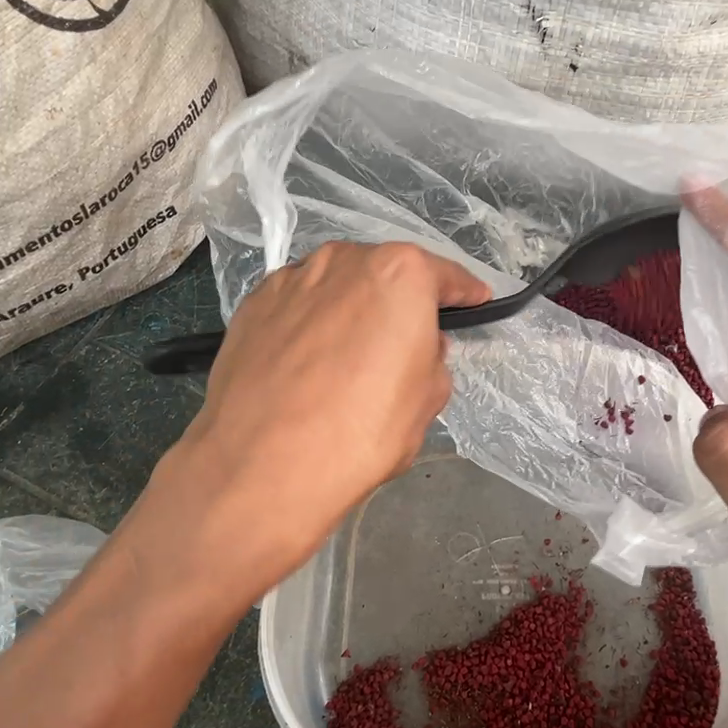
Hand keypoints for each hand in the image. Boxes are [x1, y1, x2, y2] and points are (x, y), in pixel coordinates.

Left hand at [163, 242, 489, 595]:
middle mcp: (343, 261)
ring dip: (351, 310)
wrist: (264, 466)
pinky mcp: (251, 307)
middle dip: (399, 302)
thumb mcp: (428, 399)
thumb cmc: (362, 432)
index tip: (476, 303)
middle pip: (384, 274)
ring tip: (349, 356)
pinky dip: (310, 325)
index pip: (445, 276)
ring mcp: (291, 280)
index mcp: (399, 274)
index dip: (464, 294)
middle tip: (405, 341)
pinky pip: (297, 308)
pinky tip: (308, 364)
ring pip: (336, 288)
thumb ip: (432, 357)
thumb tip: (417, 346)